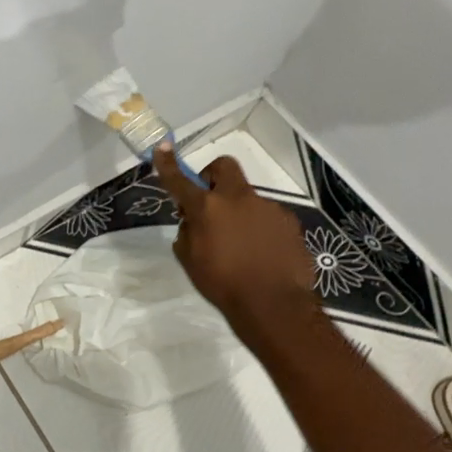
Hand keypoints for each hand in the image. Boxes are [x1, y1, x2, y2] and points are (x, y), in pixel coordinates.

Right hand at [153, 144, 316, 324]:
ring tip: (240, 245)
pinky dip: (259, 228)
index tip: (163, 147)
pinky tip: (261, 253)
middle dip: (213, 176)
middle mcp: (238, 199)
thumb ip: (187, 232)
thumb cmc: (222, 284)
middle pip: (224, 167)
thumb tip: (193, 221)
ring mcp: (268, 208)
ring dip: (238, 212)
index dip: (168, 163)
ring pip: (247, 198)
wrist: (274, 304)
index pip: (180, 180)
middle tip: (209, 201)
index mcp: (207, 208)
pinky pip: (267, 217)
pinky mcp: (289, 222)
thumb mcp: (190, 260)